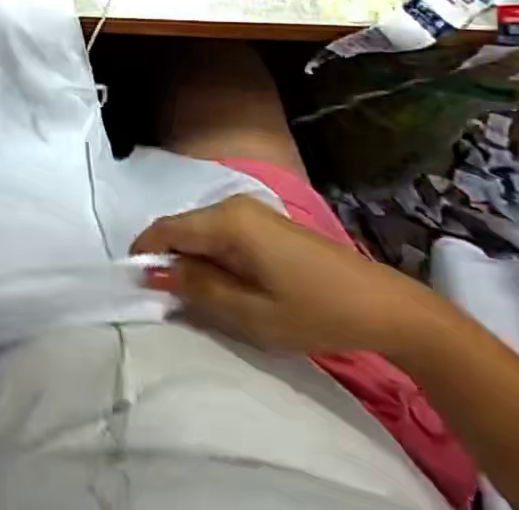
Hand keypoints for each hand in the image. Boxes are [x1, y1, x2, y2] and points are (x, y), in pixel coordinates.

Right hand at [131, 194, 456, 356]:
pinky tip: (220, 283)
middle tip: (164, 300)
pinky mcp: (264, 222)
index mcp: (228, 221)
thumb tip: (154, 272)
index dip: (144, 253)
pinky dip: (209, 256)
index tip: (134, 286)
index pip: (166, 228)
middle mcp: (234, 204)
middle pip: (181, 227)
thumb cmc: (315, 312)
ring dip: (188, 259)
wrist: (384, 306)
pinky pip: (218, 233)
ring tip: (193, 297)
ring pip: (199, 230)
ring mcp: (251, 210)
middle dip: (166, 258)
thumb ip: (198, 288)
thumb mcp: (251, 313)